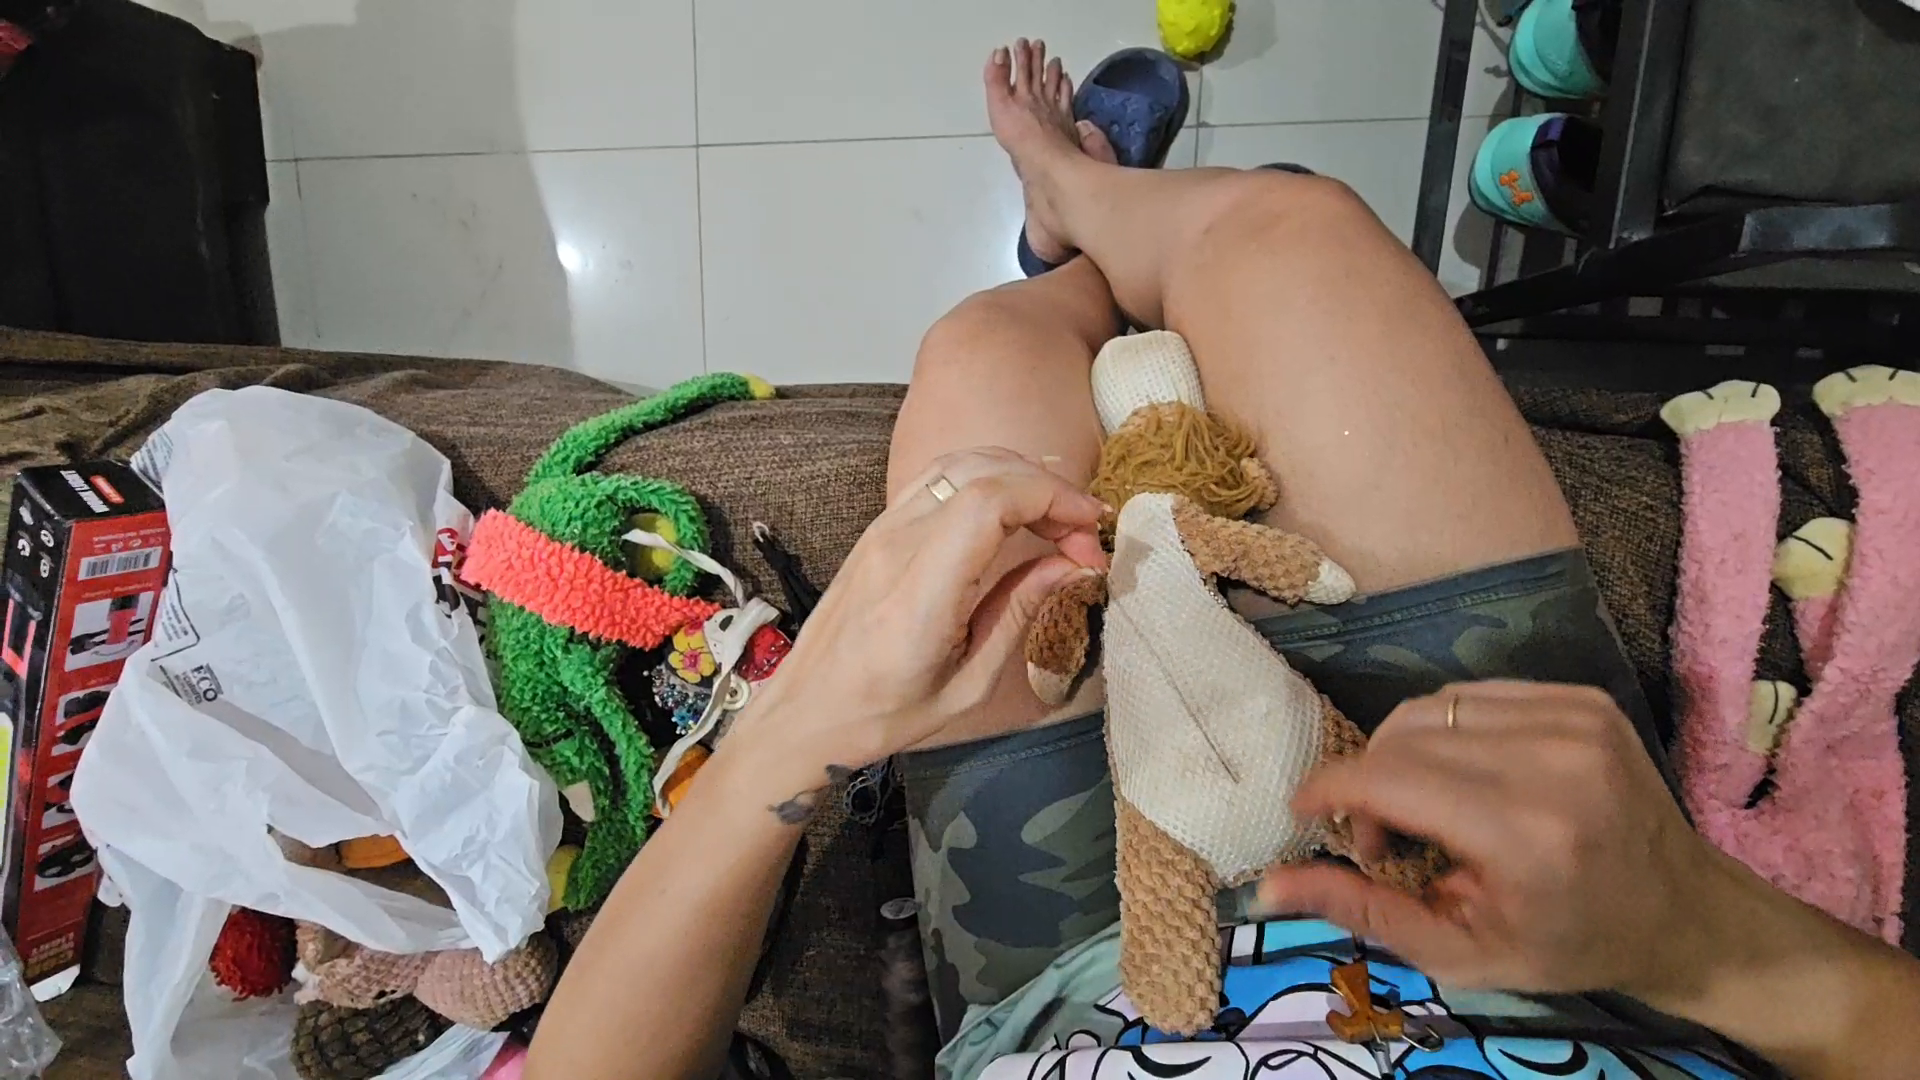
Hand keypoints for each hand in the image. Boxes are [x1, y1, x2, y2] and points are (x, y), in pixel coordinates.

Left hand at [728, 448, 1106, 806]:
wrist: (806, 710)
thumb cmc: (885, 714)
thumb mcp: (968, 684)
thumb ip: (1018, 613)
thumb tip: (1072, 566)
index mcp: (919, 594)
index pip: (988, 502)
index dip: (1052, 499)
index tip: (1090, 534)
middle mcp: (896, 545)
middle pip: (981, 472)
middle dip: (1047, 488)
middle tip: (1082, 534)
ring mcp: (881, 529)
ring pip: (960, 463)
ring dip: (1018, 476)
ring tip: (1055, 517)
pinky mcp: (878, 528)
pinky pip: (938, 477)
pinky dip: (986, 476)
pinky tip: (1011, 507)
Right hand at [1256, 681, 1742, 1006]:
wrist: (1689, 915)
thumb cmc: (1566, 942)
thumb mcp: (1458, 951)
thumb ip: (1359, 910)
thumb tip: (1267, 884)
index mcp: (1526, 833)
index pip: (1386, 778)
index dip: (1329, 788)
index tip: (1305, 809)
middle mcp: (1552, 761)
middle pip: (1398, 739)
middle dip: (1367, 782)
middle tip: (1382, 833)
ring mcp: (1573, 719)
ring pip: (1423, 709)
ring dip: (1400, 753)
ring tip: (1424, 802)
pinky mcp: (1581, 699)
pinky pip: (1464, 696)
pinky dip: (1442, 732)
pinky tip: (1464, 771)